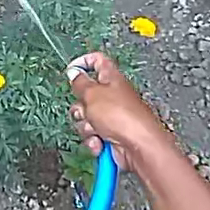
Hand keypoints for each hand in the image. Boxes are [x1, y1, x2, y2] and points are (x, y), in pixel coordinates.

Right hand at [67, 51, 171, 170]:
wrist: (138, 147)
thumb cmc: (123, 117)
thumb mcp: (93, 94)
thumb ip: (80, 82)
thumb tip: (73, 73)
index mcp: (111, 79)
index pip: (97, 61)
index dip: (82, 63)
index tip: (71, 71)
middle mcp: (112, 96)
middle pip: (85, 96)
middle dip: (80, 107)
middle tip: (87, 110)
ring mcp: (111, 117)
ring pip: (85, 118)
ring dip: (86, 127)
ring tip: (97, 129)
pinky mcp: (110, 135)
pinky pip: (91, 136)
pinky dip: (94, 141)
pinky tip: (101, 143)